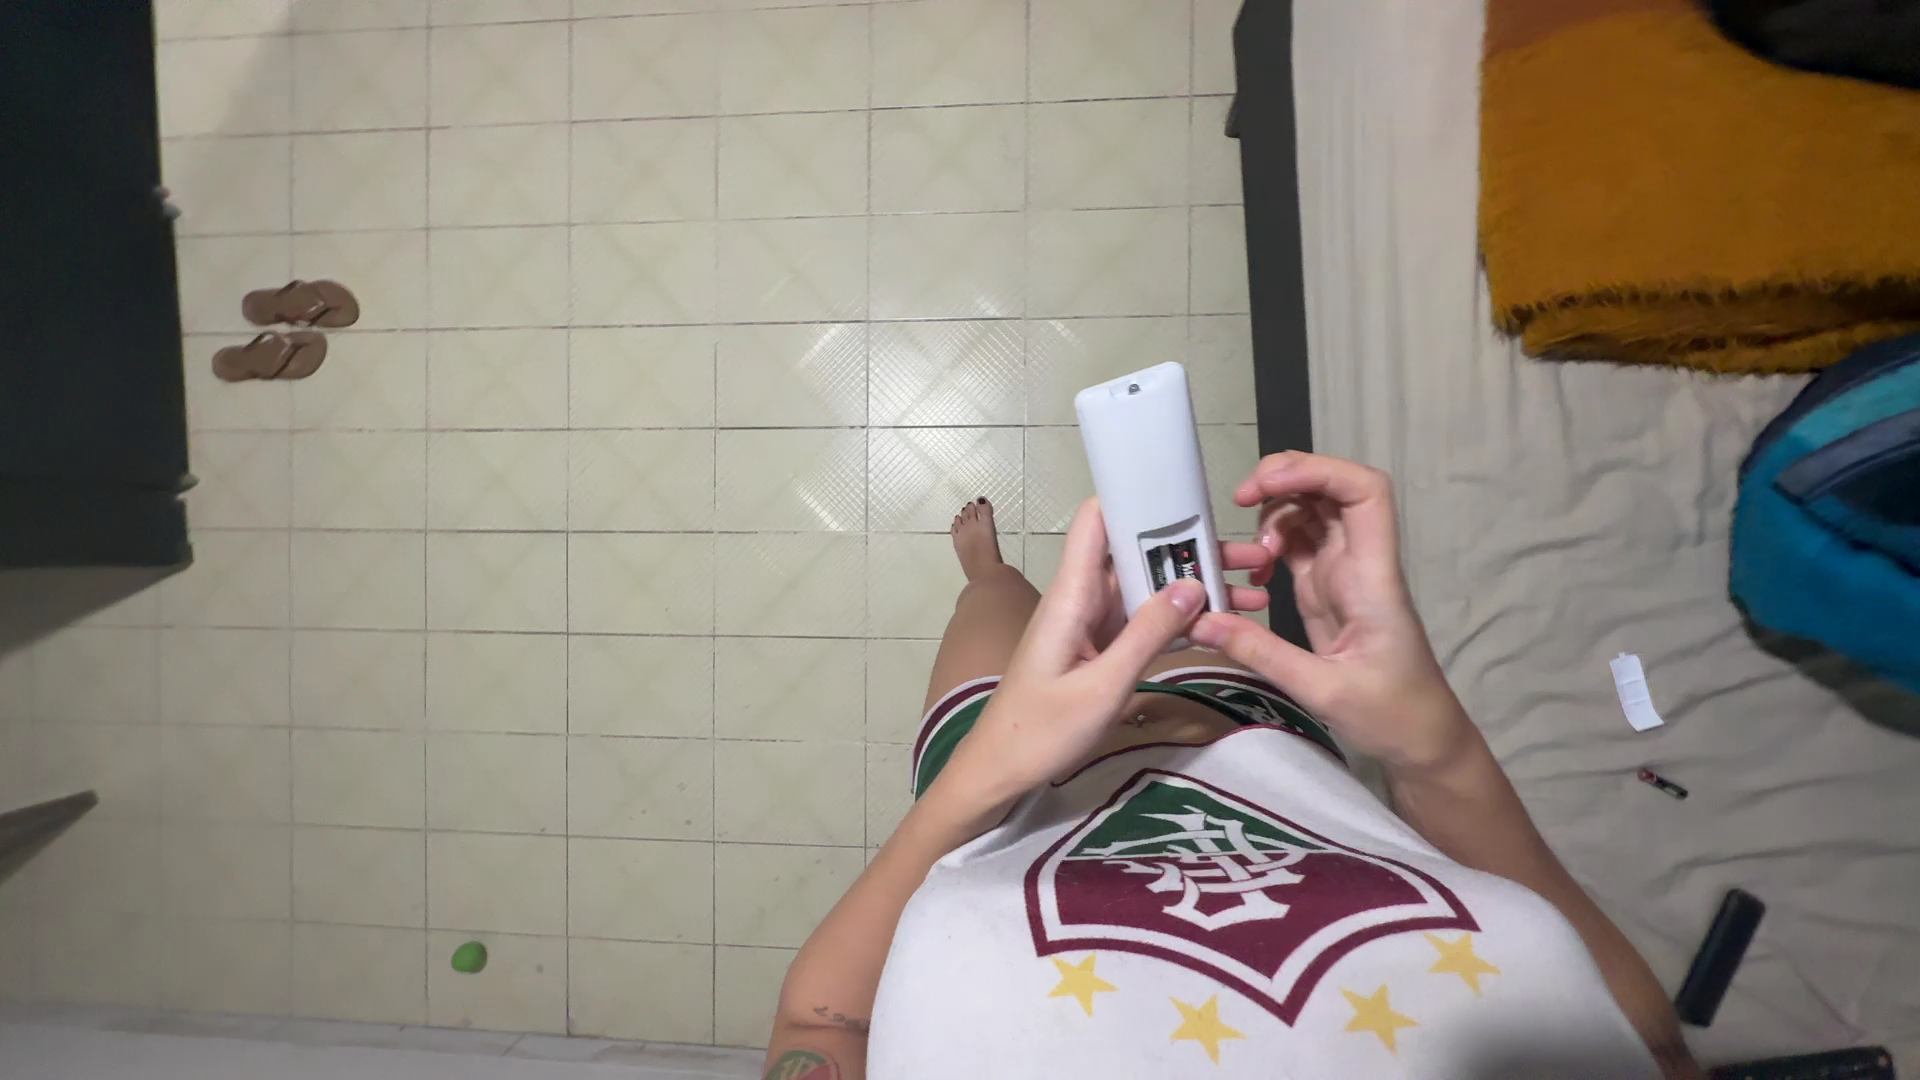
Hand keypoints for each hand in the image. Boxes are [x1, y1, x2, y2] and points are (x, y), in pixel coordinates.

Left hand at [929, 499, 1271, 813]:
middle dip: (1189, 551)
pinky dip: (1175, 619)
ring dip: (1191, 588)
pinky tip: (1217, 623)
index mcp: (1070, 595)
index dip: (1134, 498)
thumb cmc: (1042, 729)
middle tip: (1251, 559)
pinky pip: (1139, 620)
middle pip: (1134, 554)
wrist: (1002, 768)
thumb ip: (1147, 635)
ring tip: (1253, 591)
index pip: (1095, 522)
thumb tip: (1193, 584)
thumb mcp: (1103, 686)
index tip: (1189, 494)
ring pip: (1143, 588)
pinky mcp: (1096, 646)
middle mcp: (1080, 598)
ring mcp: (1089, 622)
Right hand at [1188, 452, 1473, 770]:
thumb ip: (1260, 651)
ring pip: (1311, 509)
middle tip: (1241, 501)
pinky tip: (1254, 569)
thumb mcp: (1322, 690)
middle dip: (1284, 478)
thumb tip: (1199, 619)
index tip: (1264, 487)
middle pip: (1331, 487)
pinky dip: (1270, 541)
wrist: (1421, 740)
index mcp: (1371, 575)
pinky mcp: (1324, 586)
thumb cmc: (1391, 715)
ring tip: (1249, 551)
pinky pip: (1297, 542)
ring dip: (1273, 512)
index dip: (1315, 470)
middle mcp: (1359, 560)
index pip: (1363, 491)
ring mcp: (1342, 570)